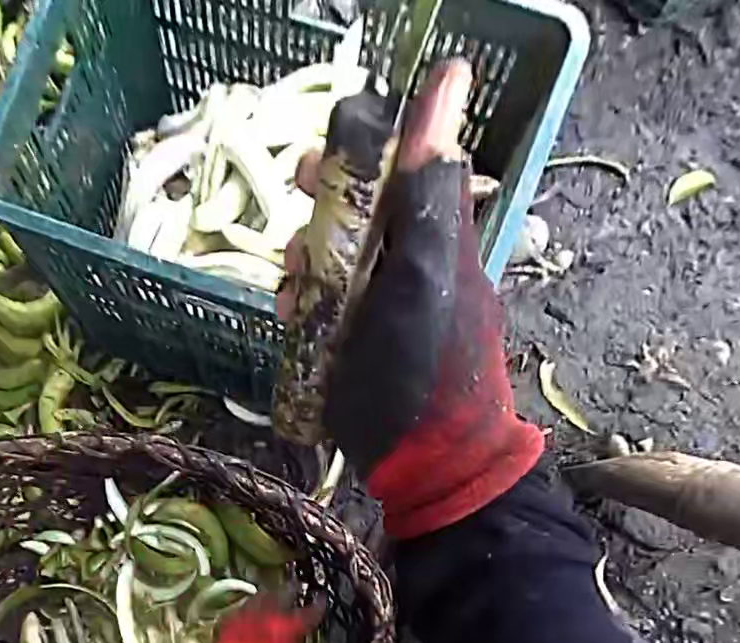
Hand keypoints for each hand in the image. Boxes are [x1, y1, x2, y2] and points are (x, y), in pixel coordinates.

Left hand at [190, 600, 327, 642]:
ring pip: (258, 599)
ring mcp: (244, 620)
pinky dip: (245, 608)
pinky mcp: (226, 627)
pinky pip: (238, 610)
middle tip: (296, 585)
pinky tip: (245, 609)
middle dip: (290, 590)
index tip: (321, 599)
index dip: (317, 606)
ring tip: (271, 591)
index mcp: (286, 630)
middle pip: (280, 596)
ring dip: (267, 594)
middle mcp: (266, 619)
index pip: (308, 614)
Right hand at [278, 60, 543, 539]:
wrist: (427, 466)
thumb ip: (428, 189)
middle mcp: (413, 270)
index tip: (315, 166)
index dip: (357, 160)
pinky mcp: (362, 349)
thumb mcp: (425, 276)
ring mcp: (386, 312)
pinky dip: (306, 307)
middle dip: (321, 217)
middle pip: (361, 220)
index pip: (398, 172)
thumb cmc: (423, 371)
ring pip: (338, 266)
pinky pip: (328, 311)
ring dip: (307, 265)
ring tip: (288, 286)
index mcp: (436, 241)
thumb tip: (452, 79)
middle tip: (293, 229)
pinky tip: (291, 317)